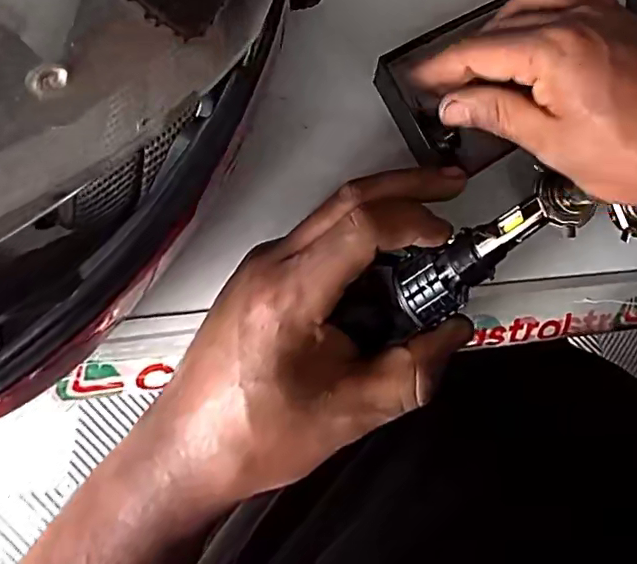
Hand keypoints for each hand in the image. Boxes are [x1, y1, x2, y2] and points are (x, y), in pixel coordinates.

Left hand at [141, 167, 473, 509]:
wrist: (184, 452)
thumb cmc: (247, 437)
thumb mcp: (347, 416)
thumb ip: (413, 373)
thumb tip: (452, 334)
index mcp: (289, 295)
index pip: (360, 225)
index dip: (412, 220)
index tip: (443, 235)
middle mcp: (272, 264)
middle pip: (350, 196)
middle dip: (409, 183)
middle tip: (450, 183)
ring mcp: (265, 262)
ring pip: (335, 208)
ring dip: (386, 201)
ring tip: (428, 215)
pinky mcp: (265, 271)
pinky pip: (322, 232)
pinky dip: (363, 227)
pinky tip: (387, 252)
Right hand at [406, 0, 636, 218]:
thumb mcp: (555, 144)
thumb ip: (498, 115)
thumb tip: (458, 104)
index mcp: (556, 49)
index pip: (478, 51)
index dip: (442, 69)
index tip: (423, 81)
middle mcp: (579, 21)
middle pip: (500, 26)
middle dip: (467, 53)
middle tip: (448, 82)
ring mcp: (603, 17)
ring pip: (533, 4)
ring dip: (501, 27)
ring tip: (485, 58)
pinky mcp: (622, 22)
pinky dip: (544, 11)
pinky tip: (541, 29)